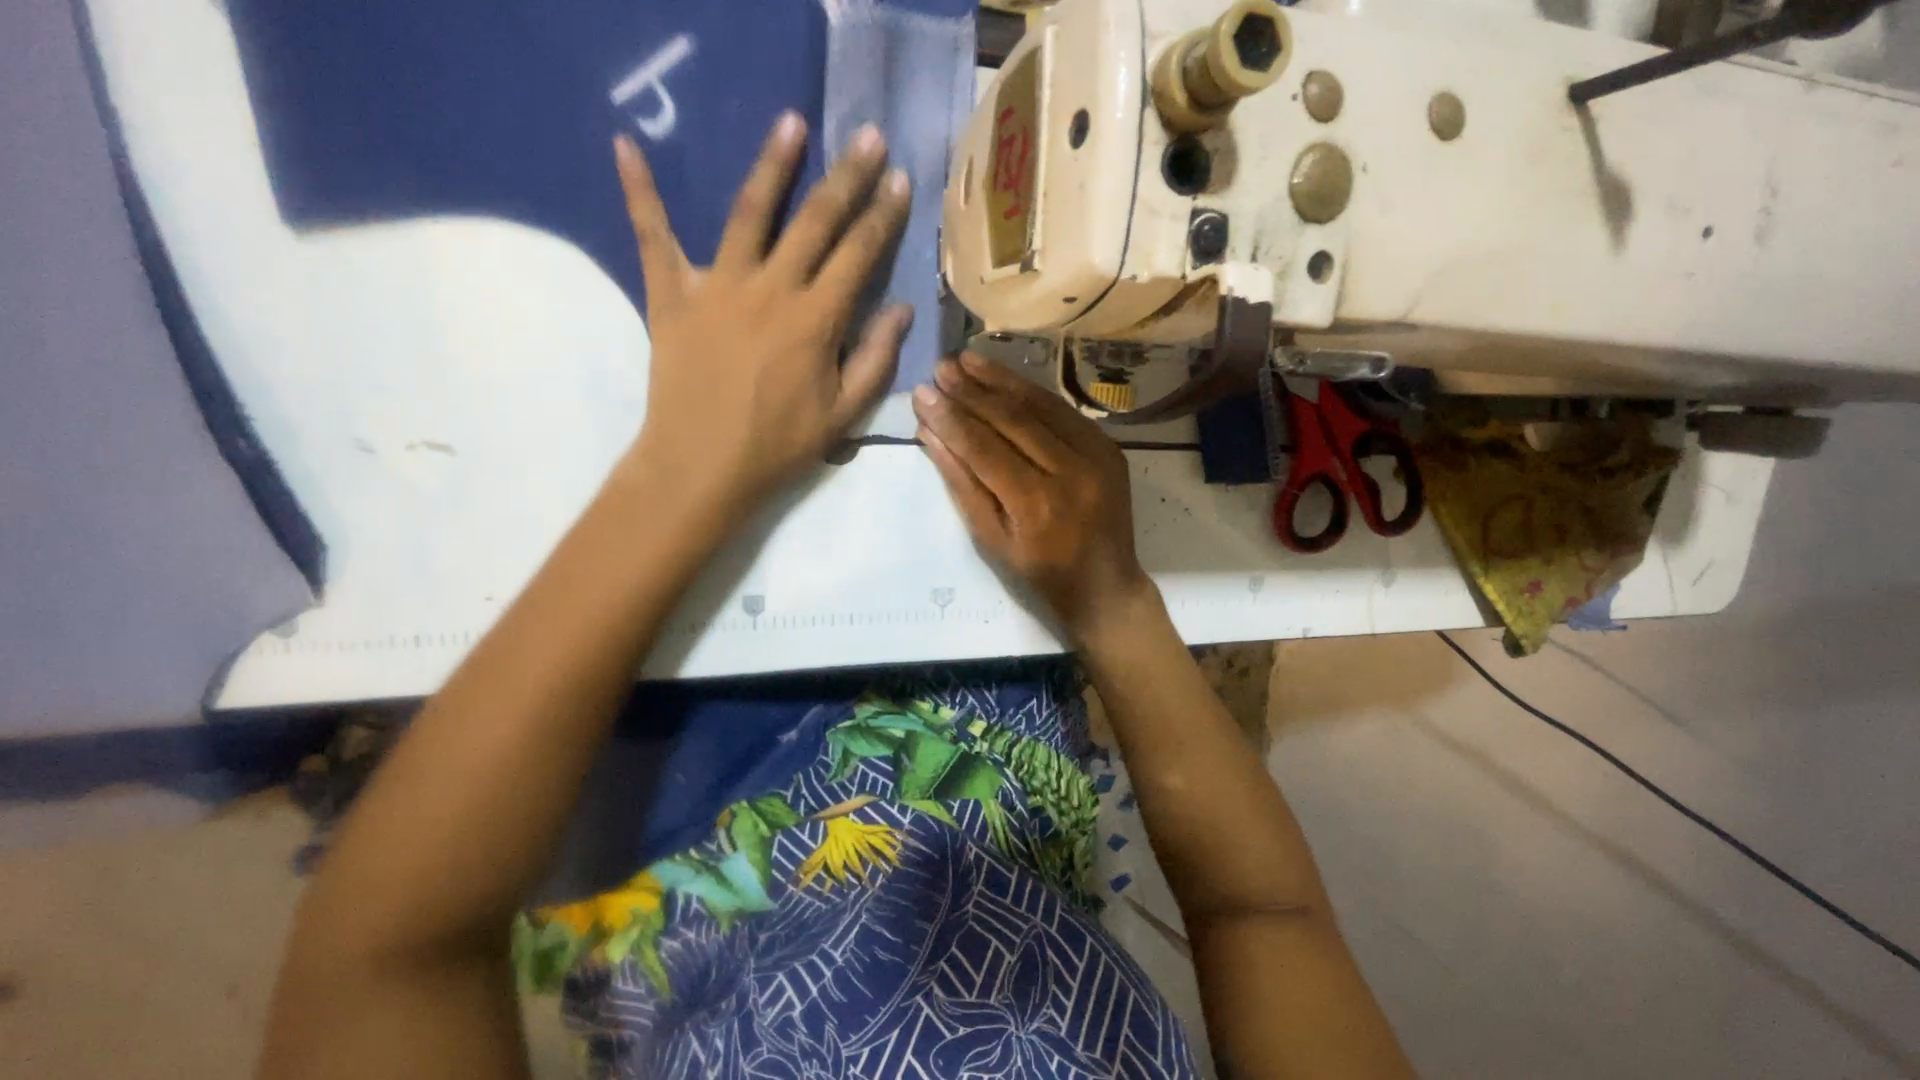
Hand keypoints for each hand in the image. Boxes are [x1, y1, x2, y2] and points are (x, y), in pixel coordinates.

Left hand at [612, 114, 912, 514]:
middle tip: (867, 136)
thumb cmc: (777, 446)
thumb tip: (902, 308)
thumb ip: (876, 358)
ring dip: (773, 164)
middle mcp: (771, 289)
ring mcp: (717, 285)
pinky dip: (638, 191)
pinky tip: (624, 144)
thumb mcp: (844, 414)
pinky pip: (652, 236)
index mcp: (817, 319)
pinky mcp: (671, 294)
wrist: (700, 467)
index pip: (859, 253)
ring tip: (791, 121)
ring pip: (749, 212)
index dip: (883, 215)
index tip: (900, 179)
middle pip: (816, 221)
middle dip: (846, 176)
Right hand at [913, 352, 1158, 641]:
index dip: (951, 418)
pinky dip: (1032, 393)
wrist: (1106, 587)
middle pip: (1014, 420)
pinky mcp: (1109, 447)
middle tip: (940, 368)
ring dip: (1001, 380)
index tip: (922, 394)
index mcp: (1037, 504)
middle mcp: (1071, 472)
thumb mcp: (992, 539)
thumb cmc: (1041, 574)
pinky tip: (1004, 378)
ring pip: (1042, 407)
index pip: (985, 448)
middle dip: (972, 392)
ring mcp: (1097, 456)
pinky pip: (1064, 412)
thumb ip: (962, 484)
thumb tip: (930, 433)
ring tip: (966, 360)